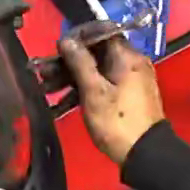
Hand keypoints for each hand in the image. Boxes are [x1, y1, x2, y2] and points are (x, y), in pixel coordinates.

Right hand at [59, 35, 164, 164]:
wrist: (145, 155)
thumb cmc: (117, 121)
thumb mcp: (94, 92)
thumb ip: (80, 63)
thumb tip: (66, 39)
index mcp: (127, 57)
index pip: (101, 33)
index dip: (78, 37)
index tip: (57, 48)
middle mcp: (131, 64)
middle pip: (96, 53)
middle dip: (68, 62)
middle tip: (44, 71)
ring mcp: (129, 80)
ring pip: (96, 70)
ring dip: (71, 77)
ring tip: (46, 86)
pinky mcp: (126, 96)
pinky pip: (102, 84)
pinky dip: (84, 89)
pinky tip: (62, 101)